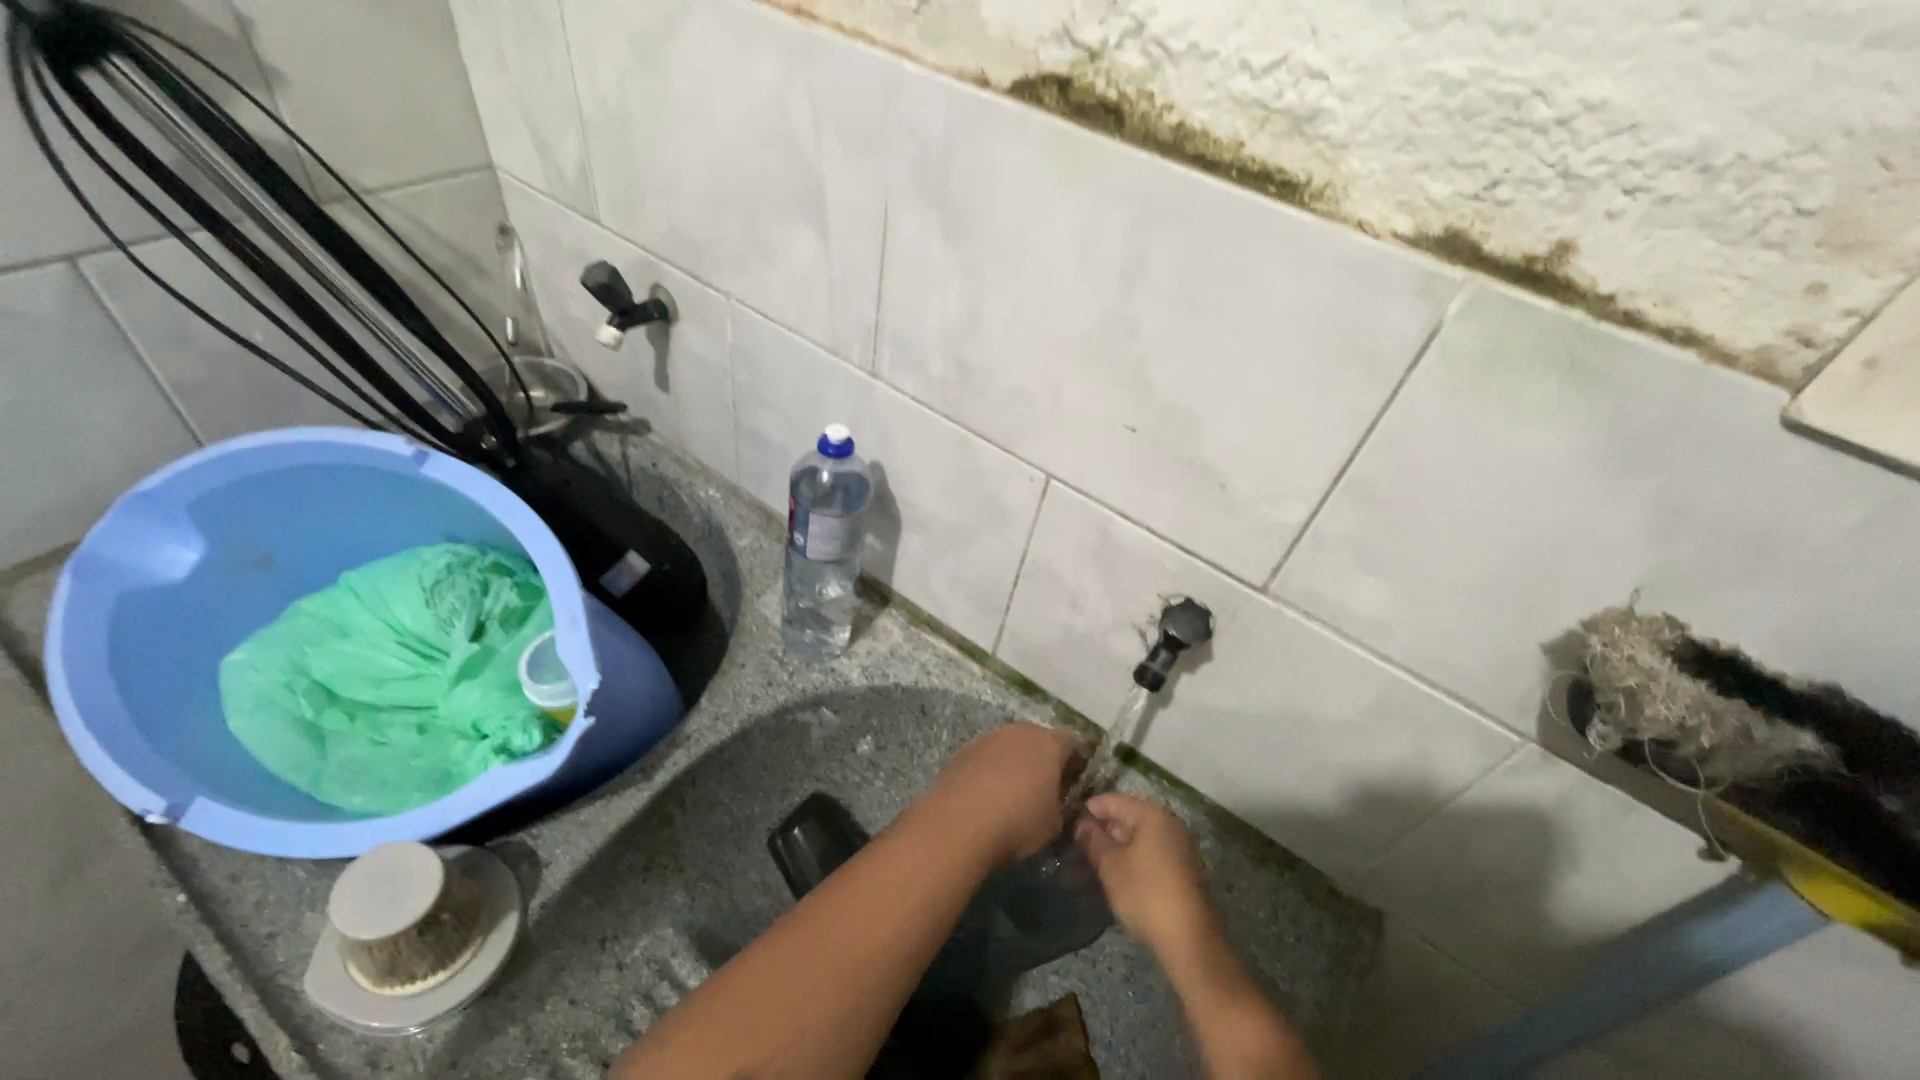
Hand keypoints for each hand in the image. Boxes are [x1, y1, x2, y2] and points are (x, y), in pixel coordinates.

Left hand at [928, 723, 1082, 864]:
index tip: (1076, 785)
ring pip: (1011, 746)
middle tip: (1046, 788)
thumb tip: (1058, 801)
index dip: (1078, 764)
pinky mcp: (963, 750)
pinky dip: (992, 770)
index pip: (1074, 744)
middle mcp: (1019, 731)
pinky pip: (987, 757)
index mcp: (1049, 743)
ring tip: (1014, 792)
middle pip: (1040, 740)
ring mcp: (988, 738)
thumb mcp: (1055, 823)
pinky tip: (988, 795)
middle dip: (1045, 760)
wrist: (958, 823)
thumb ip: (1063, 805)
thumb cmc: (1017, 821)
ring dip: (1016, 763)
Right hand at [1076, 793, 1216, 957]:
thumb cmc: (1145, 893)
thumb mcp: (1111, 866)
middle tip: (1076, 838)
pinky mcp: (1180, 869)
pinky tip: (1114, 870)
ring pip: (1140, 836)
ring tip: (1090, 854)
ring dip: (1116, 843)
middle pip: (1130, 816)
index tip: (1069, 818)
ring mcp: (1178, 848)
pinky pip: (1150, 851)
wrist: (1187, 938)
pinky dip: (1131, 855)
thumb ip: (1094, 841)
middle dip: (1104, 826)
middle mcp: (1169, 825)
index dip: (1091, 807)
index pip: (1115, 801)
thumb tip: (1081, 825)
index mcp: (1153, 816)